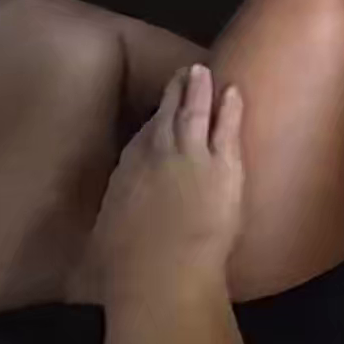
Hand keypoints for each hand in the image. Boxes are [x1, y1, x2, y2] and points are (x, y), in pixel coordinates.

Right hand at [89, 65, 244, 308]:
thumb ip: (120, 214)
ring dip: (198, 89)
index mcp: (125, 177)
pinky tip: (234, 90)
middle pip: (164, 118)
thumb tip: (123, 214)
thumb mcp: (109, 234)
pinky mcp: (222, 164)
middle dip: (174, 93)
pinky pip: (226, 127)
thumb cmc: (129, 270)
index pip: (140, 140)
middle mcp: (154, 159)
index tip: (159, 109)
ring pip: (193, 113)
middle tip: (183, 73)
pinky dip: (229, 106)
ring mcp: (190, 157)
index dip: (152, 122)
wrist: (162, 274)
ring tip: (202, 70)